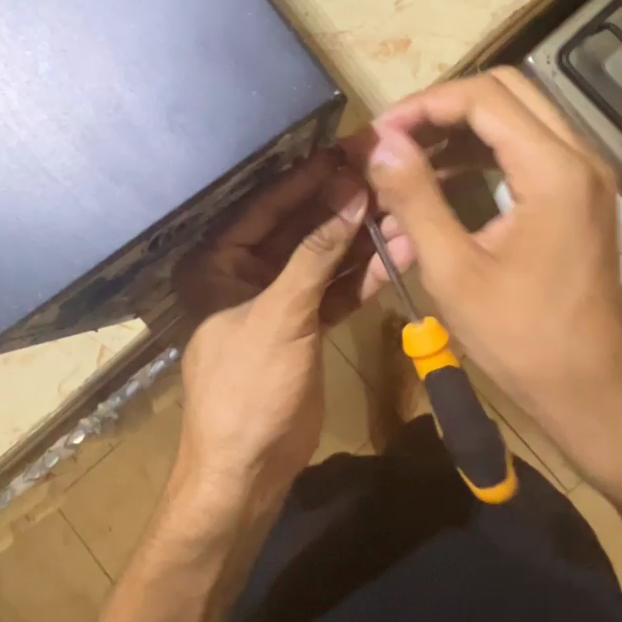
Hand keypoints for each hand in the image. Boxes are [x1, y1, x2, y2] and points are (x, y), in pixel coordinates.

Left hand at [171, 151, 369, 509]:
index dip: (308, 179)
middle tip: (385, 172)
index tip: (349, 150)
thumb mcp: (279, 315)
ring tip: (405, 208)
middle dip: (342, 205)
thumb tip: (349, 193)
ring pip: (324, 260)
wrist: (247, 470)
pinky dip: (364, 276)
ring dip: (361, 240)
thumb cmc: (247, 387)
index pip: (266, 206)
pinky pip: (336, 292)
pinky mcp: (304, 327)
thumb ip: (315, 255)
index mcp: (216, 262)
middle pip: (299, 228)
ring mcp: (277, 301)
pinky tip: (400, 252)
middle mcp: (243, 273)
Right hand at [364, 68, 621, 494]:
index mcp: (555, 171)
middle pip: (507, 91)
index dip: (423, 106)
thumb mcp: (453, 270)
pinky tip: (441, 182)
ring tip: (407, 160)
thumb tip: (379, 143)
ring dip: (461, 129)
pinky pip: (529, 149)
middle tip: (393, 139)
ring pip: (519, 116)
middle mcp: (580, 158)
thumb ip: (415, 197)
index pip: (484, 98)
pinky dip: (483, 154)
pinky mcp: (581, 197)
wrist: (590, 393)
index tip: (377, 134)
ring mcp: (586, 177)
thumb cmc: (520, 339)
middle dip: (442, 107)